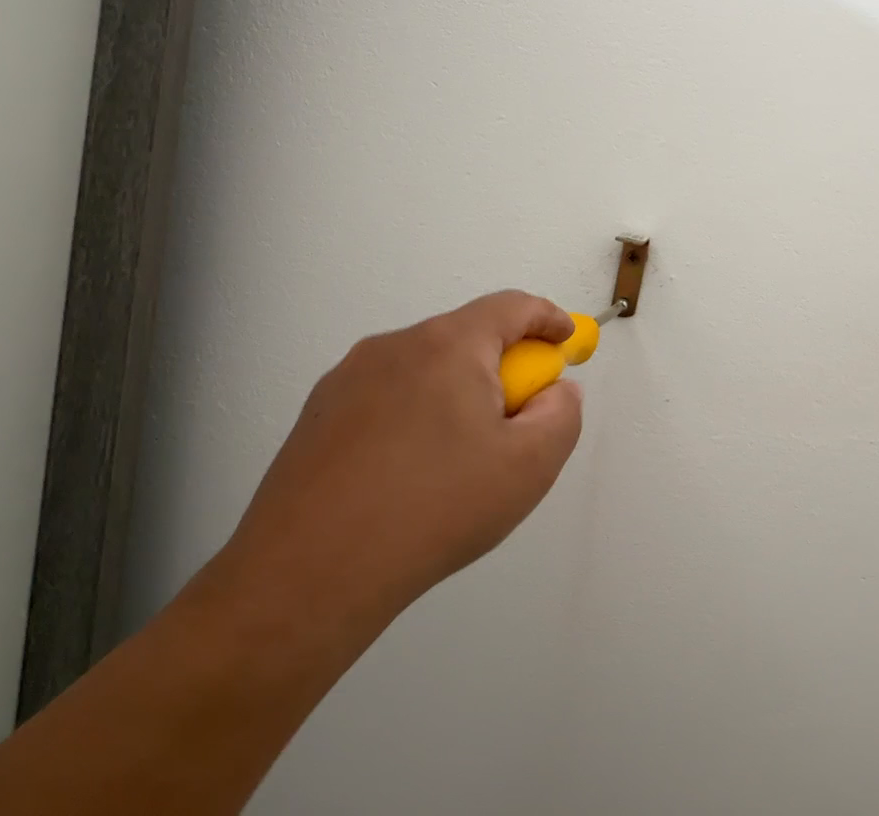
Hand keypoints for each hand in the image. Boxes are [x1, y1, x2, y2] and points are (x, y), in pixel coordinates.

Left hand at [220, 291, 585, 625]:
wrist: (311, 573)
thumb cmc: (436, 508)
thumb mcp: (530, 466)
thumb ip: (562, 414)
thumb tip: (555, 391)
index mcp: (447, 345)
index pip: (512, 306)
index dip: (549, 320)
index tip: (567, 344)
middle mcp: (393, 347)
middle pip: (466, 337)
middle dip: (503, 369)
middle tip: (517, 425)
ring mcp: (345, 380)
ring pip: (423, 370)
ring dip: (456, 396)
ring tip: (460, 464)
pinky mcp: (315, 416)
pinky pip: (386, 398)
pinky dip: (414, 418)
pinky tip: (410, 478)